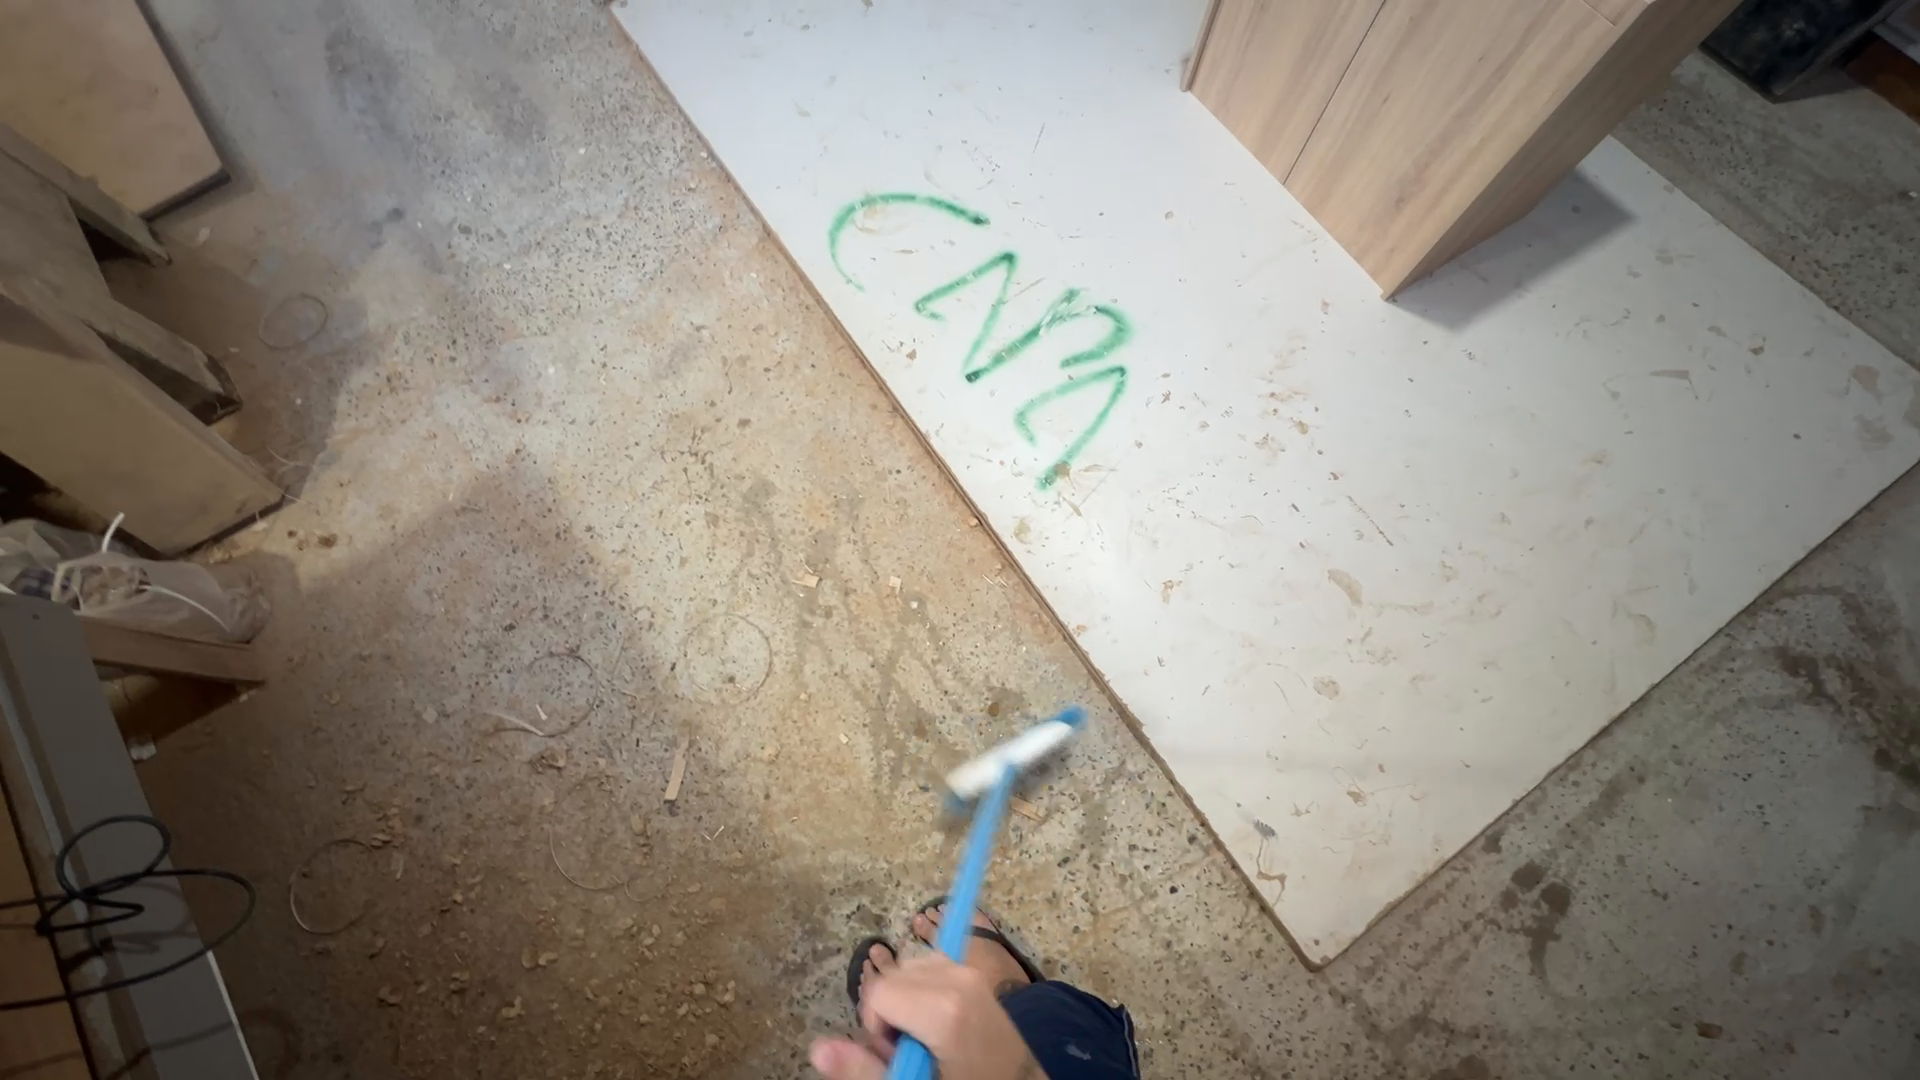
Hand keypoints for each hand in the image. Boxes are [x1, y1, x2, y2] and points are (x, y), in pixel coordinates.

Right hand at [809, 952, 1046, 1079]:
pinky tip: (934, 1023)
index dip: (875, 1028)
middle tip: (907, 1053)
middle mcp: (959, 978)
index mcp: (944, 1008)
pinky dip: (923, 989)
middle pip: (892, 977)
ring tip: (922, 1040)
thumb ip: (864, 1070)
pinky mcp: (975, 973)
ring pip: (909, 968)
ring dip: (905, 1000)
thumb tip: (817, 1049)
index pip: (879, 994)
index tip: (894, 1055)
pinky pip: (931, 965)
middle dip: (888, 1013)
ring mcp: (970, 972)